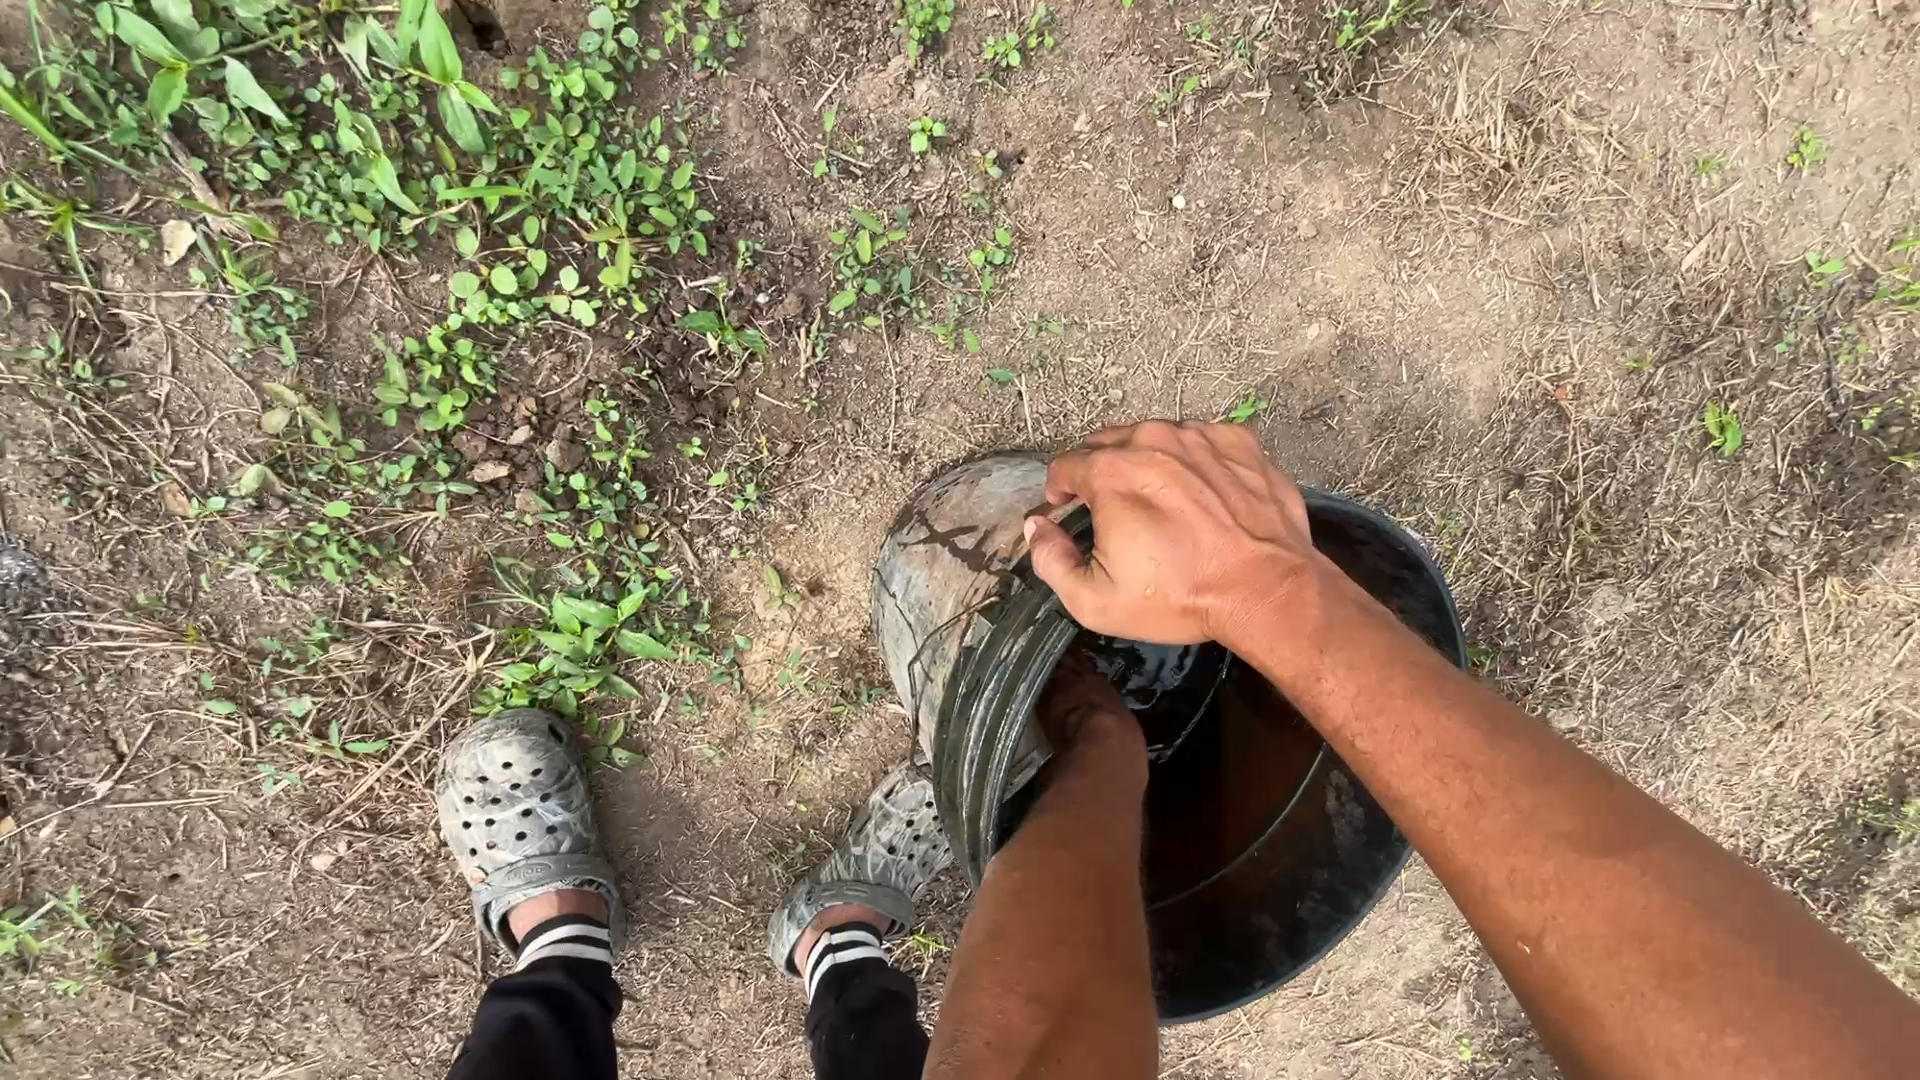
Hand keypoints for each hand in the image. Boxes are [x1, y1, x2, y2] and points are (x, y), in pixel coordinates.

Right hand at [1023, 421, 1317, 648]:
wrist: (1266, 591)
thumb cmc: (1177, 597)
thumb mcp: (1093, 600)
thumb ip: (1049, 559)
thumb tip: (1037, 526)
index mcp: (1110, 472)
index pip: (1064, 465)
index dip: (1060, 491)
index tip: (1069, 510)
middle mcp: (1151, 440)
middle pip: (1106, 443)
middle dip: (1099, 471)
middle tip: (1112, 508)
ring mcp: (1199, 436)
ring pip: (1153, 437)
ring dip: (1144, 462)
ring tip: (1158, 501)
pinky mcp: (1238, 441)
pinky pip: (1199, 440)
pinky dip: (1190, 460)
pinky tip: (1200, 494)